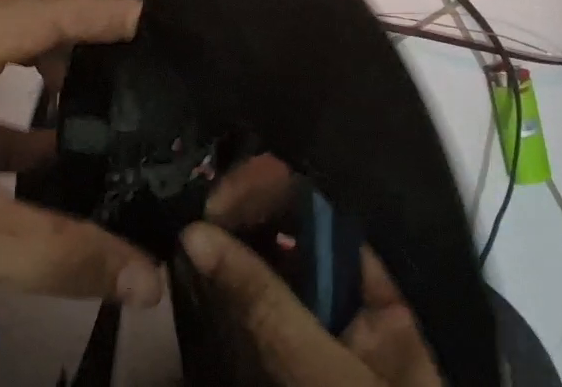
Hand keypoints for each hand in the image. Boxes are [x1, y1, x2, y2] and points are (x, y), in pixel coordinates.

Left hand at [0, 0, 164, 322]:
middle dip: (70, 22)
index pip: (36, 12)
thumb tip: (152, 277)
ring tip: (110, 99)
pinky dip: (29, 112)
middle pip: (15, 7)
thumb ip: (63, 255)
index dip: (97, 12)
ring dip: (49, 64)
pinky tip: (67, 158)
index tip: (156, 20)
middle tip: (129, 54)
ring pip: (1, 47)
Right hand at [186, 159, 441, 385]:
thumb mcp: (327, 379)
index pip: (324, 212)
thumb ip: (266, 305)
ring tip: (182, 245)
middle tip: (188, 222)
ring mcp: (313, 328)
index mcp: (378, 294)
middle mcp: (347, 299)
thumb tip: (195, 232)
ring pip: (264, 265)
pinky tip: (193, 281)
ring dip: (224, 249)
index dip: (270, 192)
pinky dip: (221, 289)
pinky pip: (249, 305)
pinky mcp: (282, 356)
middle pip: (289, 231)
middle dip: (239, 215)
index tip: (214, 204)